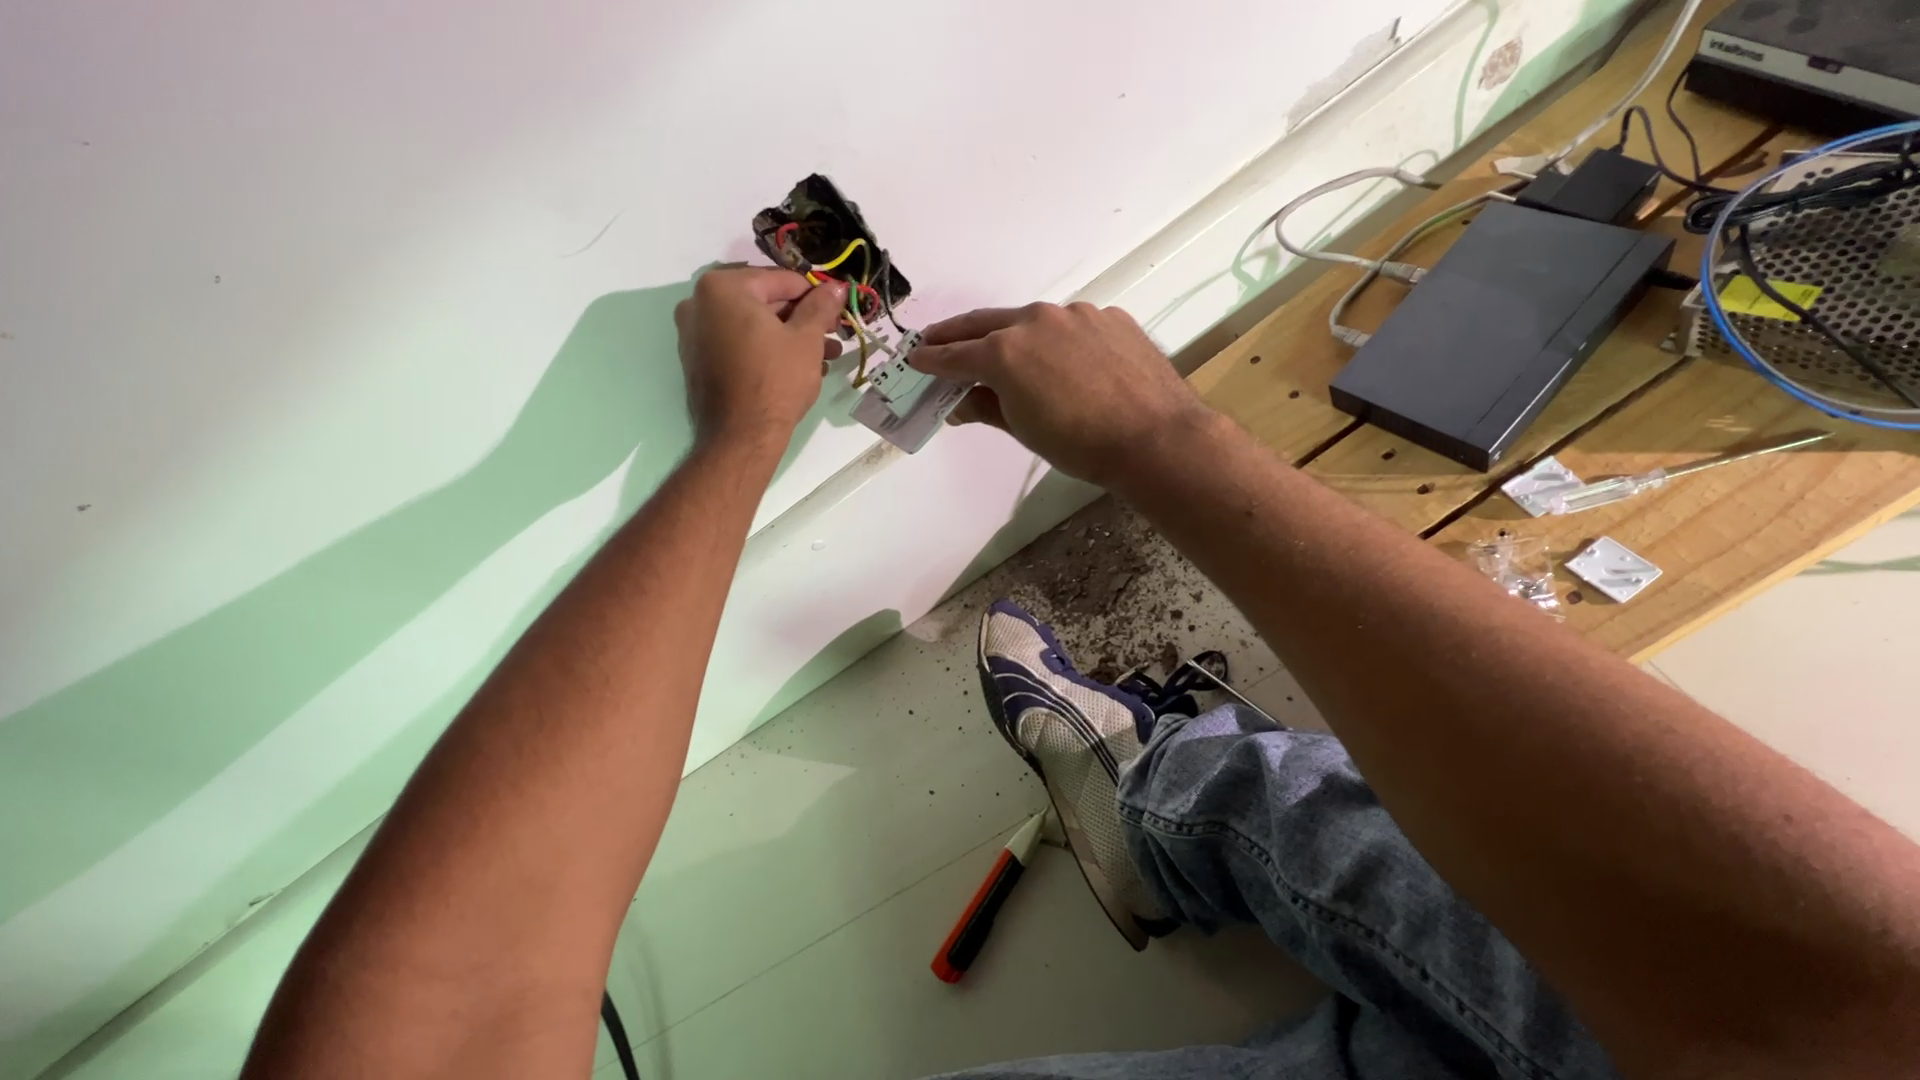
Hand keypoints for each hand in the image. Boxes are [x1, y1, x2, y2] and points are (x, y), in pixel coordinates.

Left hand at [675, 267, 846, 447]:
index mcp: (723, 288)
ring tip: (825, 357)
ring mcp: (693, 334)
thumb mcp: (806, 339)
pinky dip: (765, 350)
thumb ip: (820, 307)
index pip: (780, 281)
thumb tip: (836, 287)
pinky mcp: (697, 361)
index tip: (836, 312)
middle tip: (832, 336)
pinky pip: (737, 344)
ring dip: (788, 337)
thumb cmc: (776, 380)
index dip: (814, 296)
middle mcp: (699, 304)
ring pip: (752, 326)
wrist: (741, 436)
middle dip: (801, 319)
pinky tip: (796, 367)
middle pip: (763, 302)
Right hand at [907, 302, 1213, 486]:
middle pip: (985, 323)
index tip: (915, 360)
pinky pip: (1072, 326)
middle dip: (957, 334)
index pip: (955, 355)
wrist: (1155, 437)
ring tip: (1002, 350)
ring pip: (1032, 320)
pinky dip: (1057, 340)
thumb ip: (985, 408)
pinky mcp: (1110, 317)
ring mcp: (1076, 314)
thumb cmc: (1079, 444)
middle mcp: (1035, 320)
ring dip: (1011, 334)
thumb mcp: (1023, 429)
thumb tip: (959, 404)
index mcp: (1004, 351)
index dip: (932, 360)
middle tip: (935, 340)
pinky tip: (1064, 361)